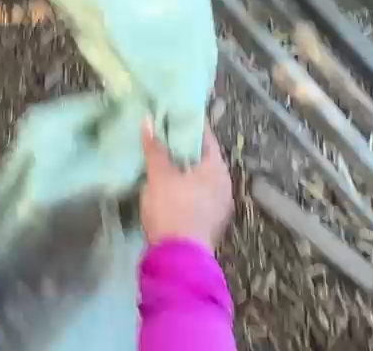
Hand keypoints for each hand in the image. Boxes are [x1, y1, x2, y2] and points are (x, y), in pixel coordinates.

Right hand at [139, 122, 232, 251]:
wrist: (178, 260)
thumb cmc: (173, 209)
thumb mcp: (159, 175)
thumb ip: (155, 147)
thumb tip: (149, 119)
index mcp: (217, 169)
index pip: (205, 137)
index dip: (188, 123)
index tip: (171, 112)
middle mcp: (224, 186)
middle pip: (202, 157)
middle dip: (182, 145)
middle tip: (161, 132)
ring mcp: (218, 207)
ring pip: (199, 177)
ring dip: (182, 167)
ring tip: (159, 155)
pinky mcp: (208, 222)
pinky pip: (196, 193)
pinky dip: (183, 184)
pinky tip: (165, 182)